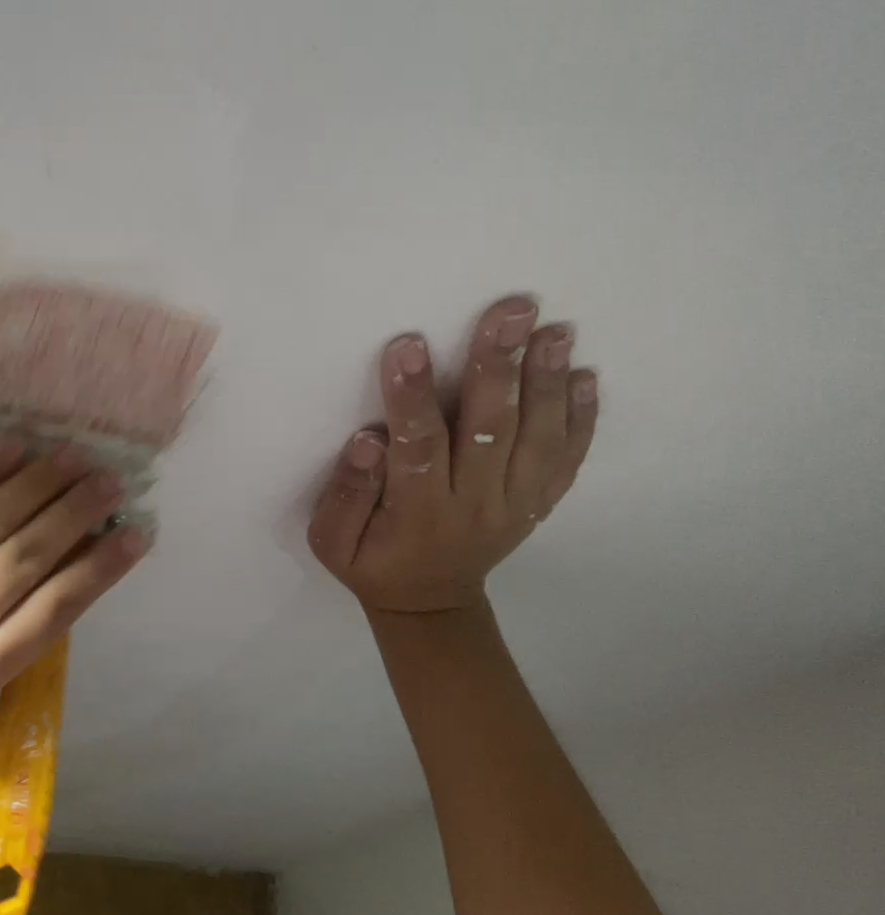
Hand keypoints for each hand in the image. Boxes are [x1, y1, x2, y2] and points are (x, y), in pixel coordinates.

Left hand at [0, 440, 148, 728]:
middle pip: (28, 554)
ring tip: (77, 457)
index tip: (136, 533)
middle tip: (112, 481)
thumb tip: (84, 553)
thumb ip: (28, 619)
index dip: (102, 566)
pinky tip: (18, 449)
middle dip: (76, 512)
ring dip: (40, 482)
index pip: (57, 605)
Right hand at [309, 295, 597, 613]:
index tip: (409, 345)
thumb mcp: (332, 542)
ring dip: (546, 380)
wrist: (430, 603)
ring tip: (554, 330)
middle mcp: (475, 503)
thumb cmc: (371, 563)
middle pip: (490, 429)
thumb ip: (346, 494)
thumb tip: (366, 440)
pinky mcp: (537, 501)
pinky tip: (583, 375)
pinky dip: (580, 417)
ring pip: (537, 437)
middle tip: (511, 312)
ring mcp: (514, 503)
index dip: (412, 396)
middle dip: (498, 365)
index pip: (418, 446)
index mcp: (418, 512)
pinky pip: (567, 458)